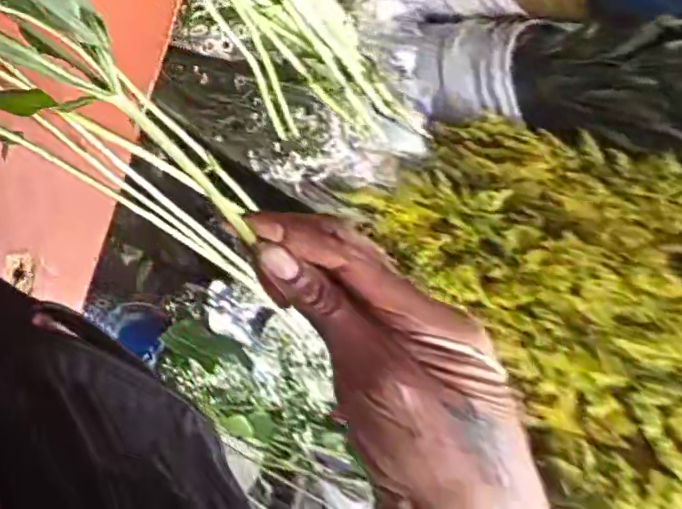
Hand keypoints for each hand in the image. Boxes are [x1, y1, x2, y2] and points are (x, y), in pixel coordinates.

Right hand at [246, 214, 547, 508]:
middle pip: (351, 251)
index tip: (245, 228)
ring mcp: (407, 327)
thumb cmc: (427, 453)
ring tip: (261, 267)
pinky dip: (306, 280)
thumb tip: (269, 251)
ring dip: (298, 255)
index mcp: (436, 320)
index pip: (354, 259)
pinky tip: (284, 288)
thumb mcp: (372, 375)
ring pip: (343, 267)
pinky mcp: (384, 340)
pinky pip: (341, 293)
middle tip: (245, 240)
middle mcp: (424, 313)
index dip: (298, 237)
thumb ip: (325, 308)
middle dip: (296, 237)